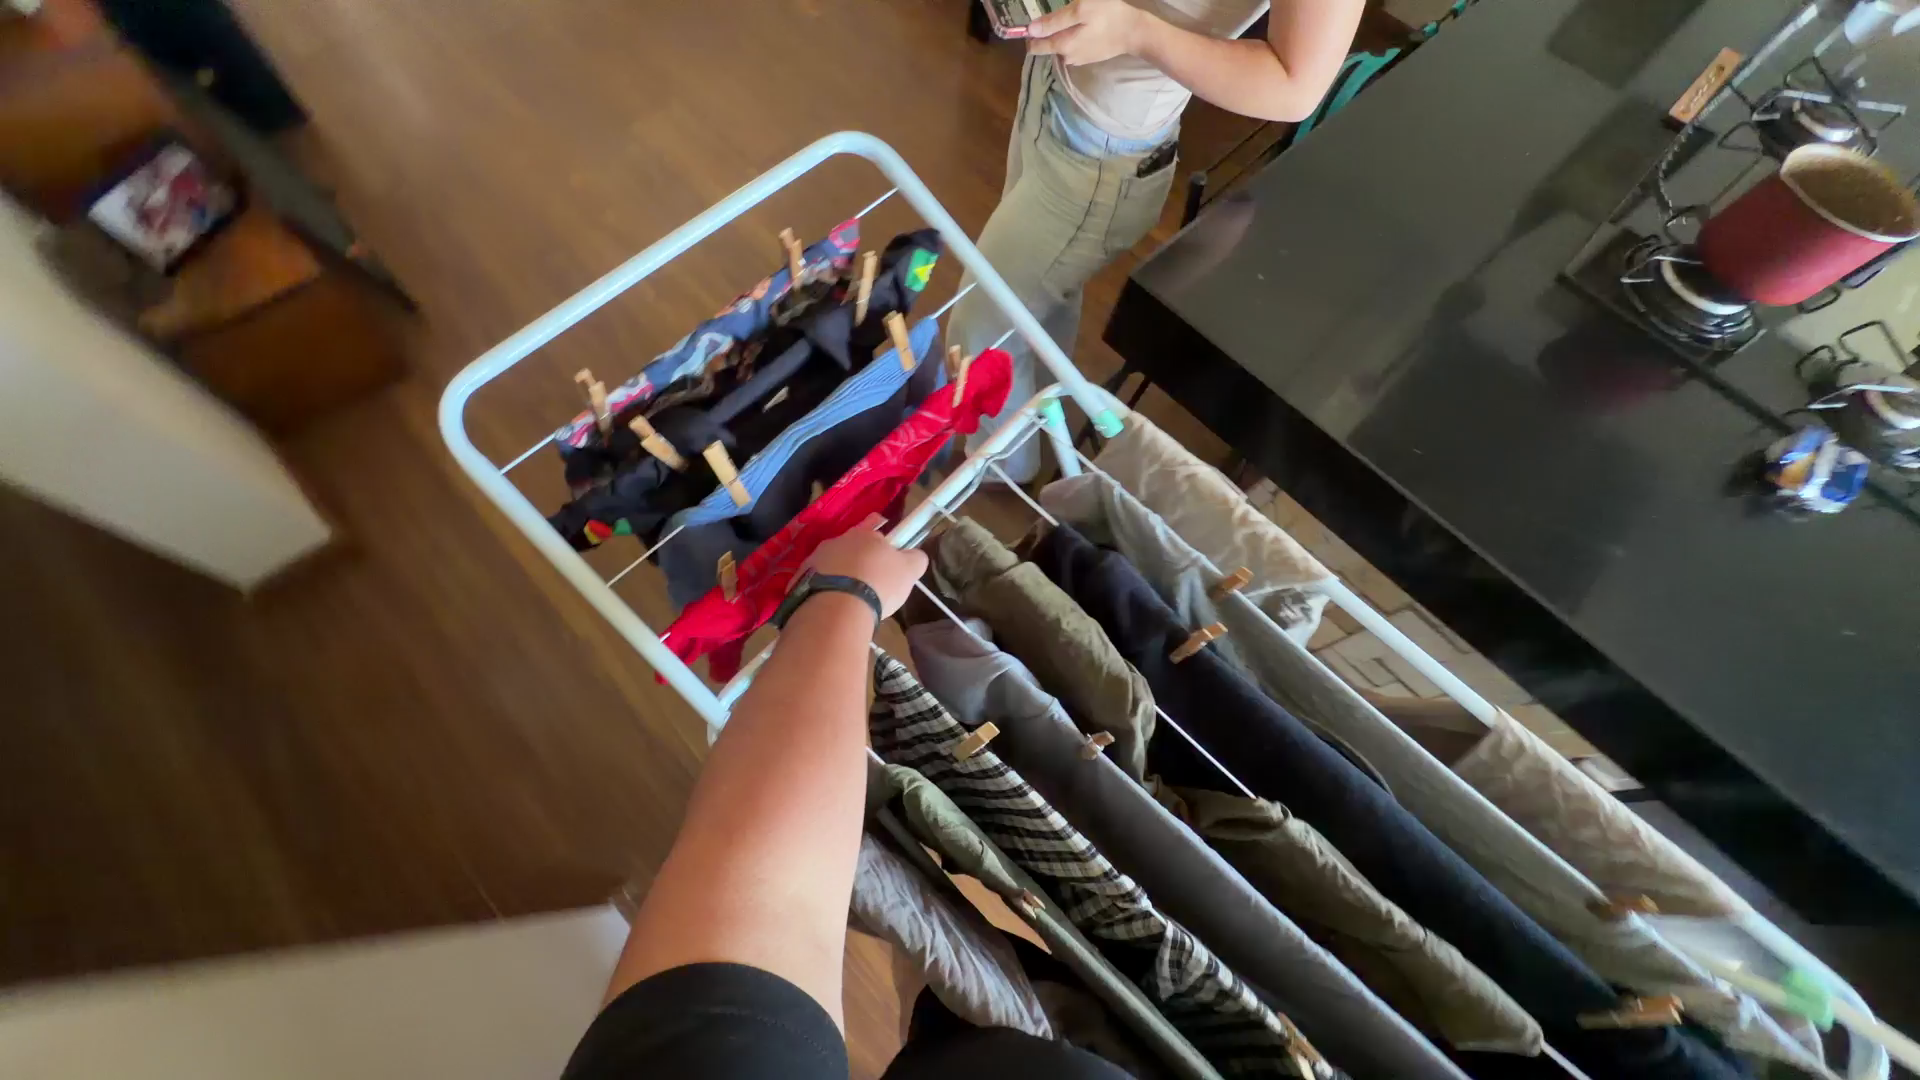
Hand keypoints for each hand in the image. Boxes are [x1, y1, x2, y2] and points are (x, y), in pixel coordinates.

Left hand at [806, 514, 927, 617]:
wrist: (837, 608)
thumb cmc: (878, 584)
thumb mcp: (909, 571)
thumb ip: (915, 558)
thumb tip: (915, 555)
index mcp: (865, 535)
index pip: (874, 523)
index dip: (881, 531)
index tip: (885, 542)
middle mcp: (837, 540)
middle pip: (851, 544)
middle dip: (859, 556)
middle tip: (870, 578)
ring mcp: (816, 558)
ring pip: (831, 561)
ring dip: (840, 572)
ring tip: (849, 595)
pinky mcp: (800, 579)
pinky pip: (816, 580)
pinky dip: (824, 588)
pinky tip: (831, 603)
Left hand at [1026, 0, 1148, 66]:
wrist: (1132, 32)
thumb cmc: (1107, 15)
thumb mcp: (1080, 10)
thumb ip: (1054, 21)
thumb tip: (1030, 29)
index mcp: (1061, 45)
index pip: (1035, 46)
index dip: (1028, 34)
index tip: (1028, 23)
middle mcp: (1065, 57)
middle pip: (1046, 46)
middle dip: (1045, 33)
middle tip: (1054, 16)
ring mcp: (1076, 59)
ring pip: (1059, 45)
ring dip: (1060, 34)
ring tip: (1070, 19)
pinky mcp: (1085, 57)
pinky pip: (1071, 46)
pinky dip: (1071, 37)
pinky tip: (1080, 26)